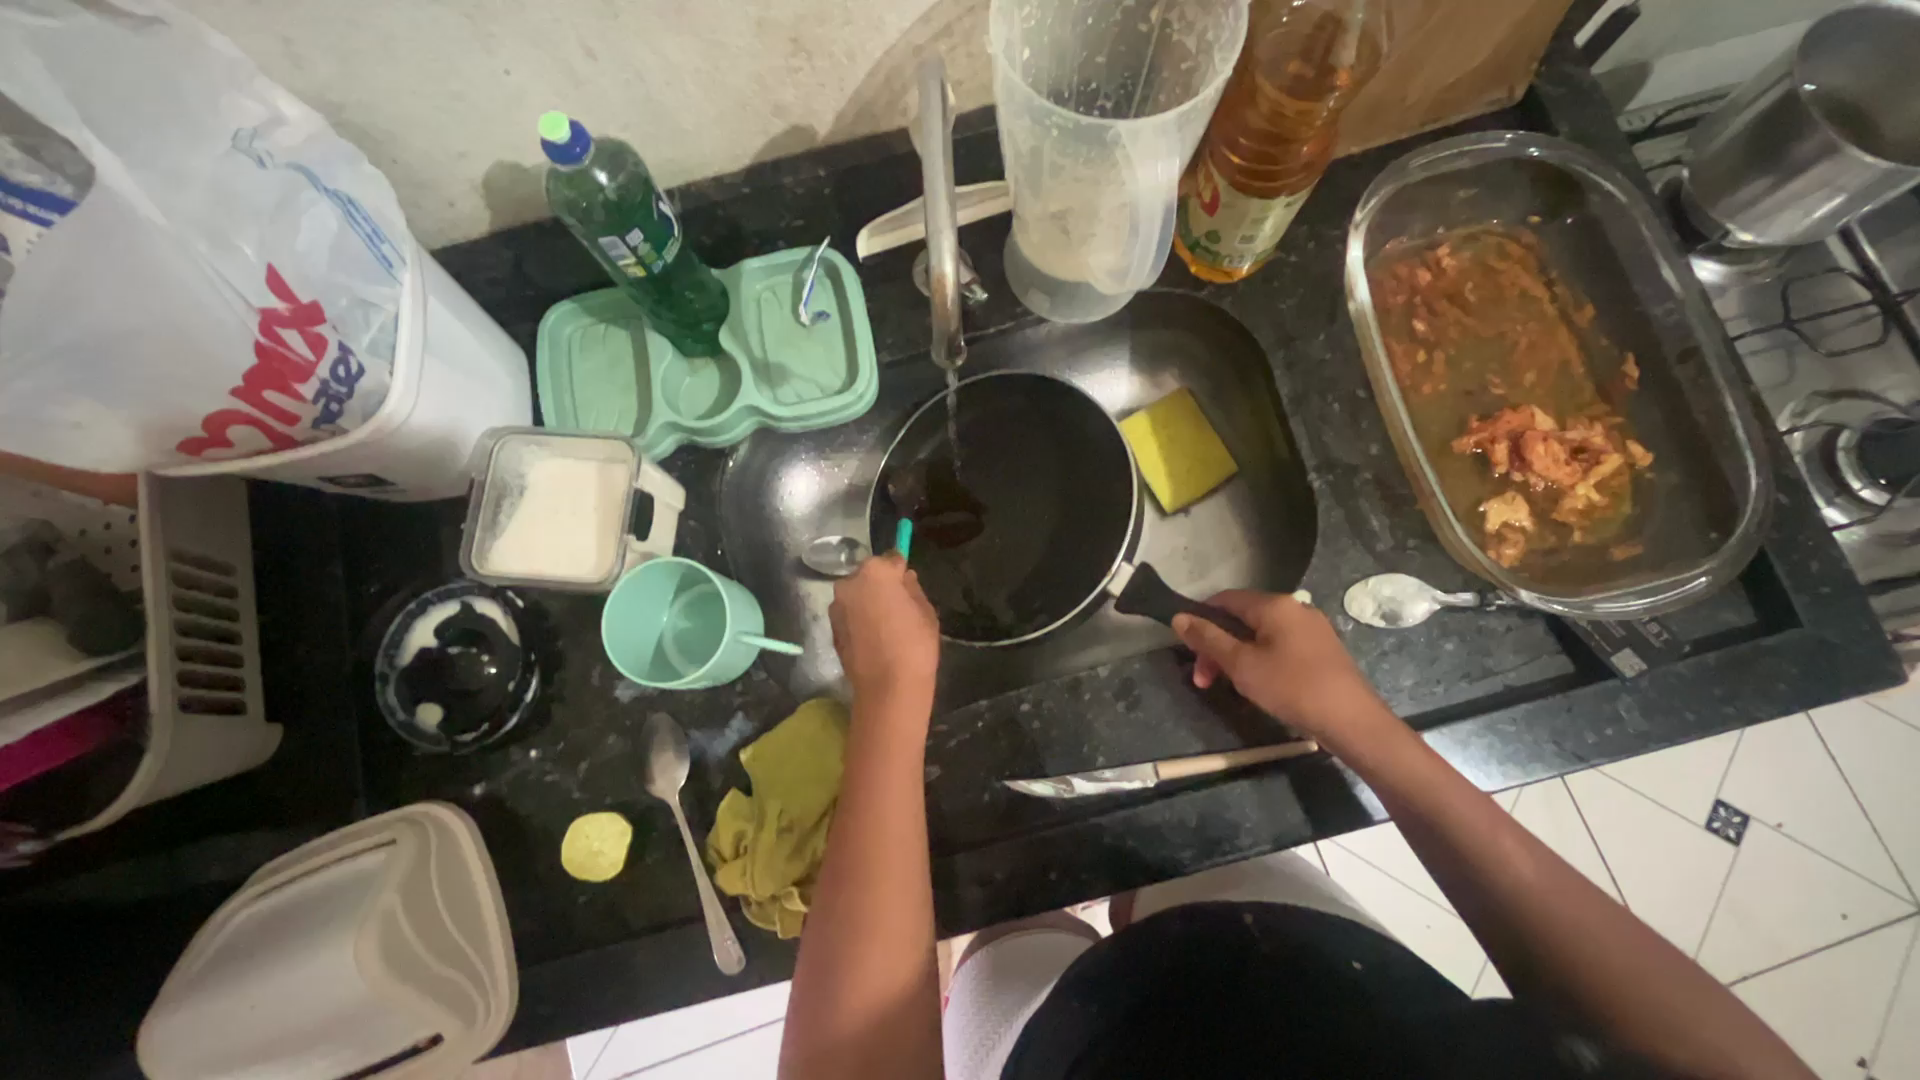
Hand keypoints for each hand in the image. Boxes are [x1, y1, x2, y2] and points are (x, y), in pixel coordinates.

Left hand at [830, 555, 939, 709]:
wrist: (887, 687)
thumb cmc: (914, 644)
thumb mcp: (926, 611)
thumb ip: (913, 588)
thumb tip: (905, 578)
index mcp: (875, 572)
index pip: (891, 560)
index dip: (901, 571)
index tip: (909, 584)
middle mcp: (849, 583)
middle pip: (869, 575)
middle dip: (881, 585)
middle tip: (897, 607)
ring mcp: (836, 606)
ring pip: (856, 595)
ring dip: (867, 602)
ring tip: (885, 626)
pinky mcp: (831, 628)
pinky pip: (849, 615)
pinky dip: (858, 620)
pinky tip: (873, 638)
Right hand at [1172, 591, 1397, 746]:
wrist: (1352, 721)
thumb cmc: (1292, 687)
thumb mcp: (1241, 665)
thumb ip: (1208, 639)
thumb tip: (1179, 617)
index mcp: (1275, 605)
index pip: (1225, 599)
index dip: (1201, 619)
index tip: (1187, 648)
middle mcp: (1295, 609)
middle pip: (1242, 619)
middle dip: (1217, 647)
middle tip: (1203, 680)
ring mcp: (1312, 630)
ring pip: (1260, 636)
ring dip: (1236, 657)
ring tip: (1226, 686)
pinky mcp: (1322, 651)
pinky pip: (1280, 647)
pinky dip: (1260, 661)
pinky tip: (1257, 686)